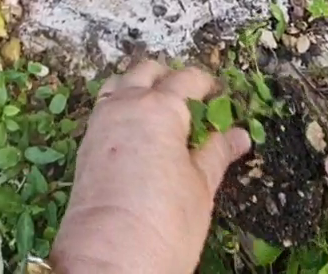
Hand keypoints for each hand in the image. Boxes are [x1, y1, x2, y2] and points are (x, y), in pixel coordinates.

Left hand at [49, 61, 251, 273]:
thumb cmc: (164, 223)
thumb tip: (240, 135)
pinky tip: (133, 125)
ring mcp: (103, 118)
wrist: (109, 257)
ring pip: (120, 82)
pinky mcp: (87, 139)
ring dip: (139, 84)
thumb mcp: (201, 187)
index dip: (205, 82)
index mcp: (161, 108)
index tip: (218, 90)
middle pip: (147, 71)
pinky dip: (120, 101)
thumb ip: (217, 153)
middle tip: (189, 96)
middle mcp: (128, 102)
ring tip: (158, 105)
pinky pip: (104, 103)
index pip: (186, 80)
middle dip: (169, 76)